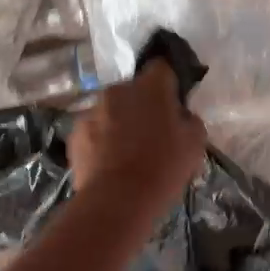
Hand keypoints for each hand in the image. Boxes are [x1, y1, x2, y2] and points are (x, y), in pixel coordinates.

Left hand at [69, 58, 207, 215]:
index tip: (174, 102)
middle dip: (142, 105)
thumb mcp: (195, 143)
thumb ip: (190, 119)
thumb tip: (180, 116)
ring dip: (120, 123)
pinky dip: (101, 141)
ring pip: (112, 110)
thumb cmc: (162, 168)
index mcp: (150, 87)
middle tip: (153, 133)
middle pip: (134, 90)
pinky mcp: (74, 134)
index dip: (169, 82)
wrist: (116, 203)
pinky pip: (94, 130)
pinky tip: (110, 164)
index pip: (162, 67)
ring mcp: (92, 111)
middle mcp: (118, 90)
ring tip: (128, 153)